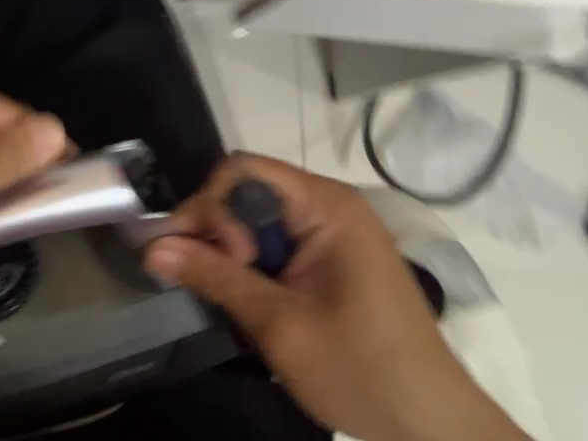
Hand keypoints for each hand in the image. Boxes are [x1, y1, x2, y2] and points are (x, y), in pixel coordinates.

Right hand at [144, 155, 526, 440]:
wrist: (436, 429)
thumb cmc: (363, 372)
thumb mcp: (279, 326)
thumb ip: (214, 277)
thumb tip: (152, 248)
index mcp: (326, 205)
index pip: (242, 172)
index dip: (213, 209)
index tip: (211, 260)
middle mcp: (330, 205)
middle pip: (246, 192)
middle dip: (217, 231)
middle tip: (206, 282)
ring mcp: (334, 232)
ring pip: (256, 219)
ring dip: (232, 253)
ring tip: (227, 297)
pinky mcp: (332, 258)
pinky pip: (276, 242)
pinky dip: (253, 267)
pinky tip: (250, 301)